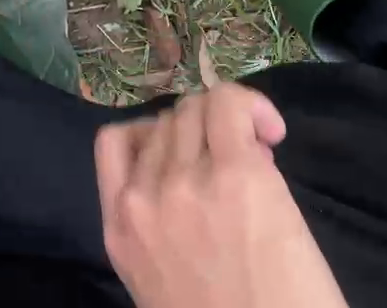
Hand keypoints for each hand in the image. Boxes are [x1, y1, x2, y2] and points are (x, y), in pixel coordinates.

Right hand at [95, 83, 346, 307]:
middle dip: (199, 134)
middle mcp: (143, 200)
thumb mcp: (161, 281)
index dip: (153, 136)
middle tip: (235, 167)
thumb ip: (162, 223)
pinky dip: (252, 106)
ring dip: (225, 122)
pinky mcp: (236, 174)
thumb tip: (201, 165)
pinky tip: (272, 131)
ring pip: (195, 108)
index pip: (114, 142)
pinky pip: (229, 104)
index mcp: (120, 230)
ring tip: (259, 154)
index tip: (187, 157)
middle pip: (163, 122)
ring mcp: (186, 183)